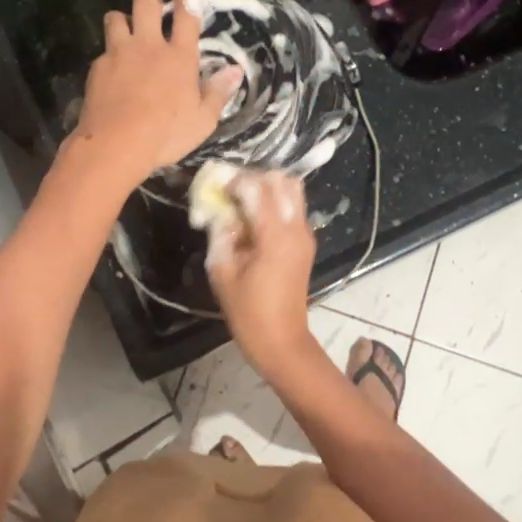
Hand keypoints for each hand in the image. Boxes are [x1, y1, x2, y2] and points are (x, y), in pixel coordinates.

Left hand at [68, 0, 241, 187]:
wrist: (115, 145)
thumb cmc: (166, 134)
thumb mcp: (203, 120)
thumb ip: (218, 92)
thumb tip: (235, 71)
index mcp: (179, 56)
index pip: (187, 14)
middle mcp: (148, 46)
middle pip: (145, 2)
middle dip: (149, 0)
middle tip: (152, 14)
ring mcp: (119, 53)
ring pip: (115, 17)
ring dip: (122, 21)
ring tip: (127, 36)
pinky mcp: (97, 68)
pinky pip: (103, 52)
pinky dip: (109, 58)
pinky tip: (113, 76)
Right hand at [207, 170, 316, 366]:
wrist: (282, 341)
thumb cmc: (248, 312)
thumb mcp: (222, 273)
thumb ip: (219, 235)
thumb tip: (218, 211)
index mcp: (275, 235)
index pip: (257, 187)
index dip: (234, 181)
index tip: (215, 187)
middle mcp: (296, 228)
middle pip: (282, 180)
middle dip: (254, 179)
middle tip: (230, 193)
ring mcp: (305, 234)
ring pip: (292, 191)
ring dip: (267, 190)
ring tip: (241, 205)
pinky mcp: (306, 243)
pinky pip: (293, 209)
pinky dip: (274, 204)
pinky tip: (253, 223)